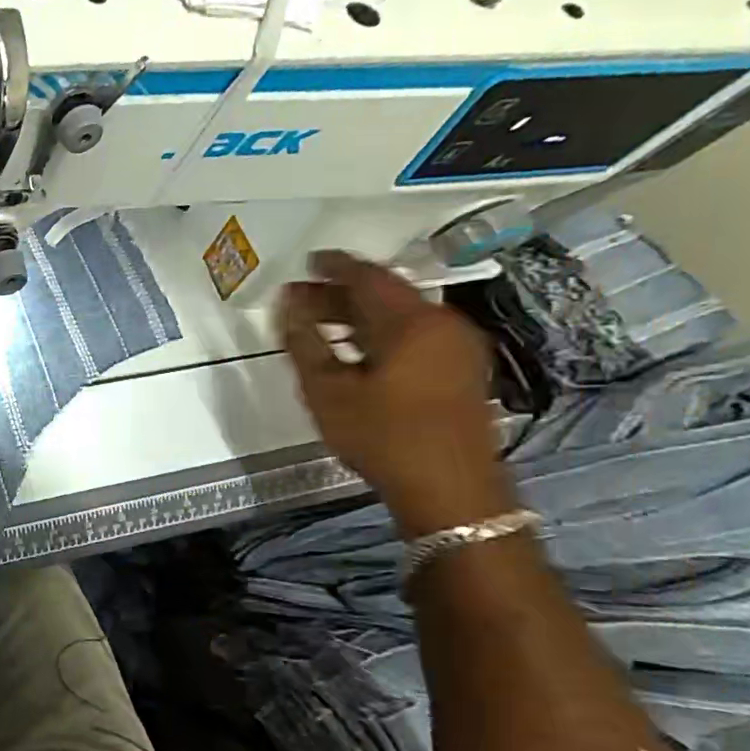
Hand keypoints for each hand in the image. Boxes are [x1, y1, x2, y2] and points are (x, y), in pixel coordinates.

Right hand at [277, 251, 517, 538]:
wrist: (448, 489)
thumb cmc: (381, 434)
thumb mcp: (326, 389)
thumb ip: (304, 340)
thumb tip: (289, 303)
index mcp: (412, 323)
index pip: (368, 277)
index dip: (333, 266)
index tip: (305, 261)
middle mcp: (443, 326)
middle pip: (386, 295)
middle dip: (339, 292)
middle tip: (299, 296)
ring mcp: (457, 349)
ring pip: (400, 316)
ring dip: (357, 313)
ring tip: (317, 321)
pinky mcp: (460, 371)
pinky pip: (414, 334)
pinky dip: (379, 331)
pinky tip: (352, 348)